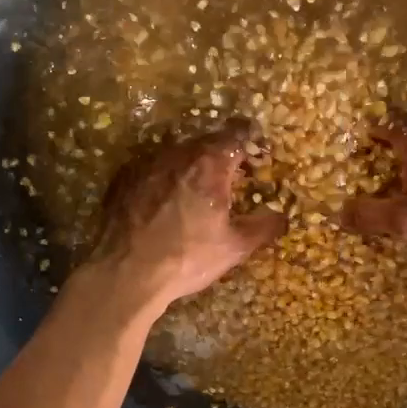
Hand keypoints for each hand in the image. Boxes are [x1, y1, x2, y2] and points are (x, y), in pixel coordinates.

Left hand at [84, 124, 286, 313]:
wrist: (126, 273)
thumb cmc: (187, 257)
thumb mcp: (234, 247)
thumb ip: (263, 226)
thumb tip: (282, 215)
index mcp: (210, 163)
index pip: (237, 134)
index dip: (251, 140)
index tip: (258, 154)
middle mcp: (178, 154)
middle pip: (207, 142)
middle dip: (224, 156)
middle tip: (234, 178)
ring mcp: (147, 164)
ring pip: (179, 155)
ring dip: (194, 167)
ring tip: (200, 193)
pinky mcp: (124, 179)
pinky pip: (155, 169)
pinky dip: (168, 179)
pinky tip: (168, 203)